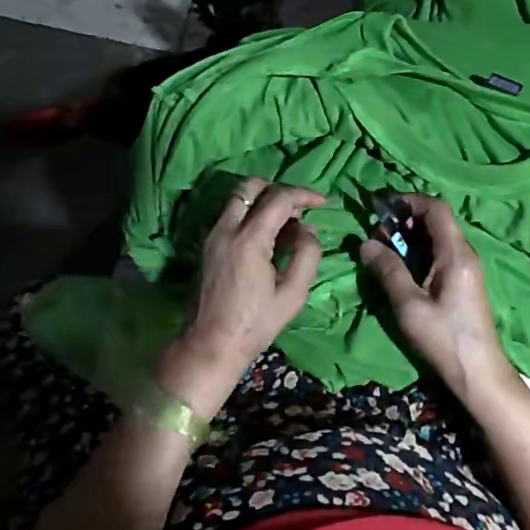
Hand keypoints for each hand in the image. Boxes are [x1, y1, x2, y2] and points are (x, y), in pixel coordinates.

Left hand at [159, 177, 324, 415]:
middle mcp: (226, 229)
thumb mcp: (293, 293)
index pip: (279, 199)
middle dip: (279, 189)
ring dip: (263, 201)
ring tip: (286, 225)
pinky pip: (231, 215)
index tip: (322, 202)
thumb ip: (307, 254)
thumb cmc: (256, 323)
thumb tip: (307, 229)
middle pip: (250, 186)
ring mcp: (213, 235)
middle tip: (299, 208)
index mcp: (249, 240)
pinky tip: (268, 238)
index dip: (304, 195)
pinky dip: (251, 214)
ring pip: (238, 198)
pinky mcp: (207, 245)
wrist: (211, 343)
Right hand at [358, 194, 519, 403]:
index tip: (382, 206)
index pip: (437, 209)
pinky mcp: (462, 282)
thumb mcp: (409, 305)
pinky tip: (399, 266)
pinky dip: (418, 251)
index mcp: (456, 254)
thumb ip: (388, 271)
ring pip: (437, 238)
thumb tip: (366, 243)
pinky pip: (439, 254)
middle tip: (376, 231)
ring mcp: (466, 268)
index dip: (409, 201)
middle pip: (436, 221)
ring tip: (382, 247)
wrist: (478, 371)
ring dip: (410, 236)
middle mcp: (465, 254)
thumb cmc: (444, 337)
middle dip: (405, 219)